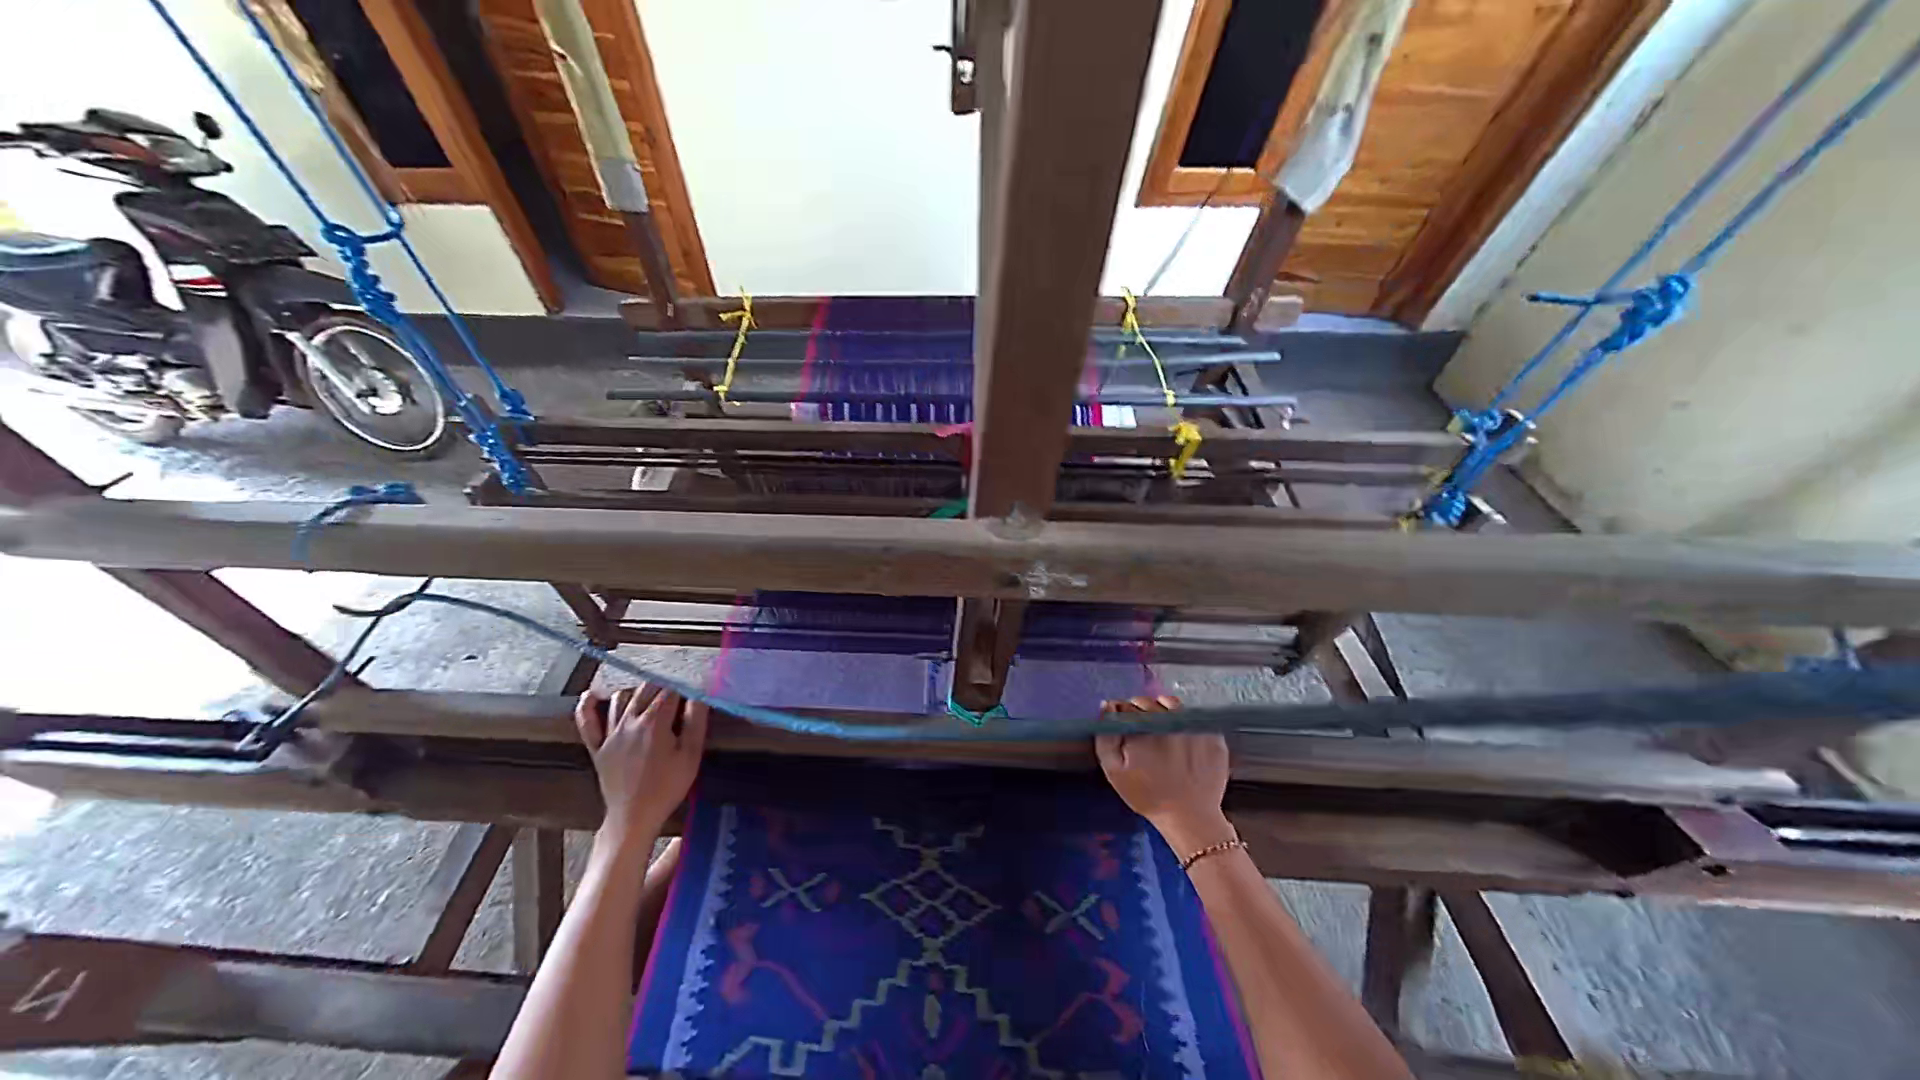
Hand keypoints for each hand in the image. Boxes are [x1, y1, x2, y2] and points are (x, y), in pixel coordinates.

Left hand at [574, 683, 707, 840]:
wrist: (634, 817)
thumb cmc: (667, 788)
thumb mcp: (691, 755)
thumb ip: (696, 721)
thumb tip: (699, 694)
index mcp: (655, 722)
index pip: (671, 690)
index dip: (683, 686)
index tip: (692, 687)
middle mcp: (630, 721)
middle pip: (647, 688)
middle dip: (664, 684)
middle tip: (677, 690)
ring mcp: (610, 733)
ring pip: (621, 697)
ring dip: (637, 690)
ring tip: (650, 694)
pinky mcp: (597, 747)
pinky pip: (587, 721)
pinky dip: (588, 704)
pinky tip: (594, 694)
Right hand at [1095, 696, 1235, 855]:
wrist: (1189, 817)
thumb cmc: (1146, 796)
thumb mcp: (1113, 770)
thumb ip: (1105, 736)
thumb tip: (1107, 707)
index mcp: (1142, 728)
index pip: (1125, 706)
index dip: (1121, 715)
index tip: (1123, 727)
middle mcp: (1167, 721)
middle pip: (1148, 703)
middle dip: (1140, 712)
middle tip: (1141, 733)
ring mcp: (1192, 726)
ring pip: (1171, 704)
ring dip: (1162, 711)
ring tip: (1161, 730)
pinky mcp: (1211, 734)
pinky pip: (1193, 716)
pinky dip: (1185, 721)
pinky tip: (1181, 738)